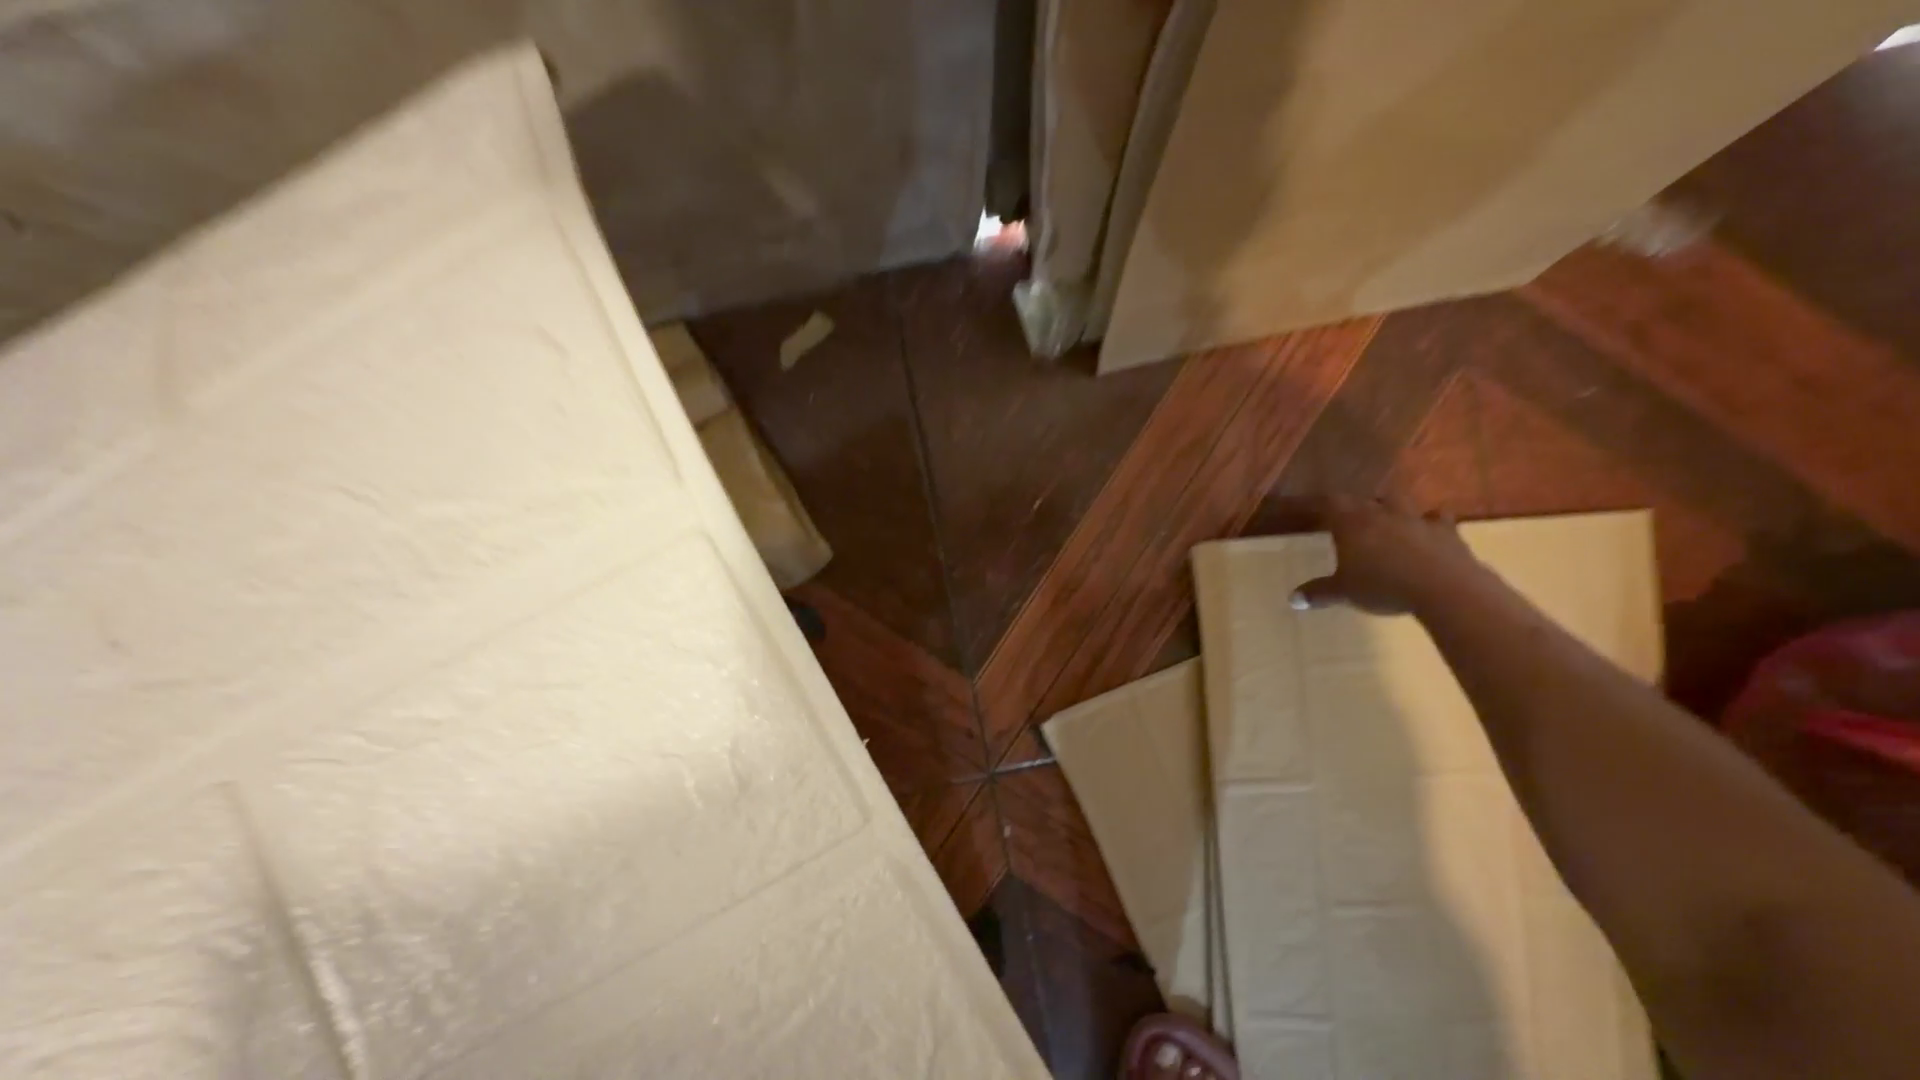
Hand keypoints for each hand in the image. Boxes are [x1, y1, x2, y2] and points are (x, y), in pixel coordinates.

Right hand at [1289, 495, 1477, 614]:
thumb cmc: (1382, 586)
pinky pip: (1437, 517)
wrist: (1442, 587)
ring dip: (1392, 507)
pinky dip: (1432, 521)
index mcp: (1352, 523)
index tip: (1317, 509)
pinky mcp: (1445, 530)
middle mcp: (1382, 513)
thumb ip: (1319, 593)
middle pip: (1365, 500)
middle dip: (1357, 506)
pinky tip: (1430, 529)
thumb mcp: (1345, 592)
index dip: (1323, 505)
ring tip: (1389, 516)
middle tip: (1352, 517)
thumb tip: (1292, 599)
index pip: (1331, 504)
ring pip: (1399, 502)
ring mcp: (1415, 518)